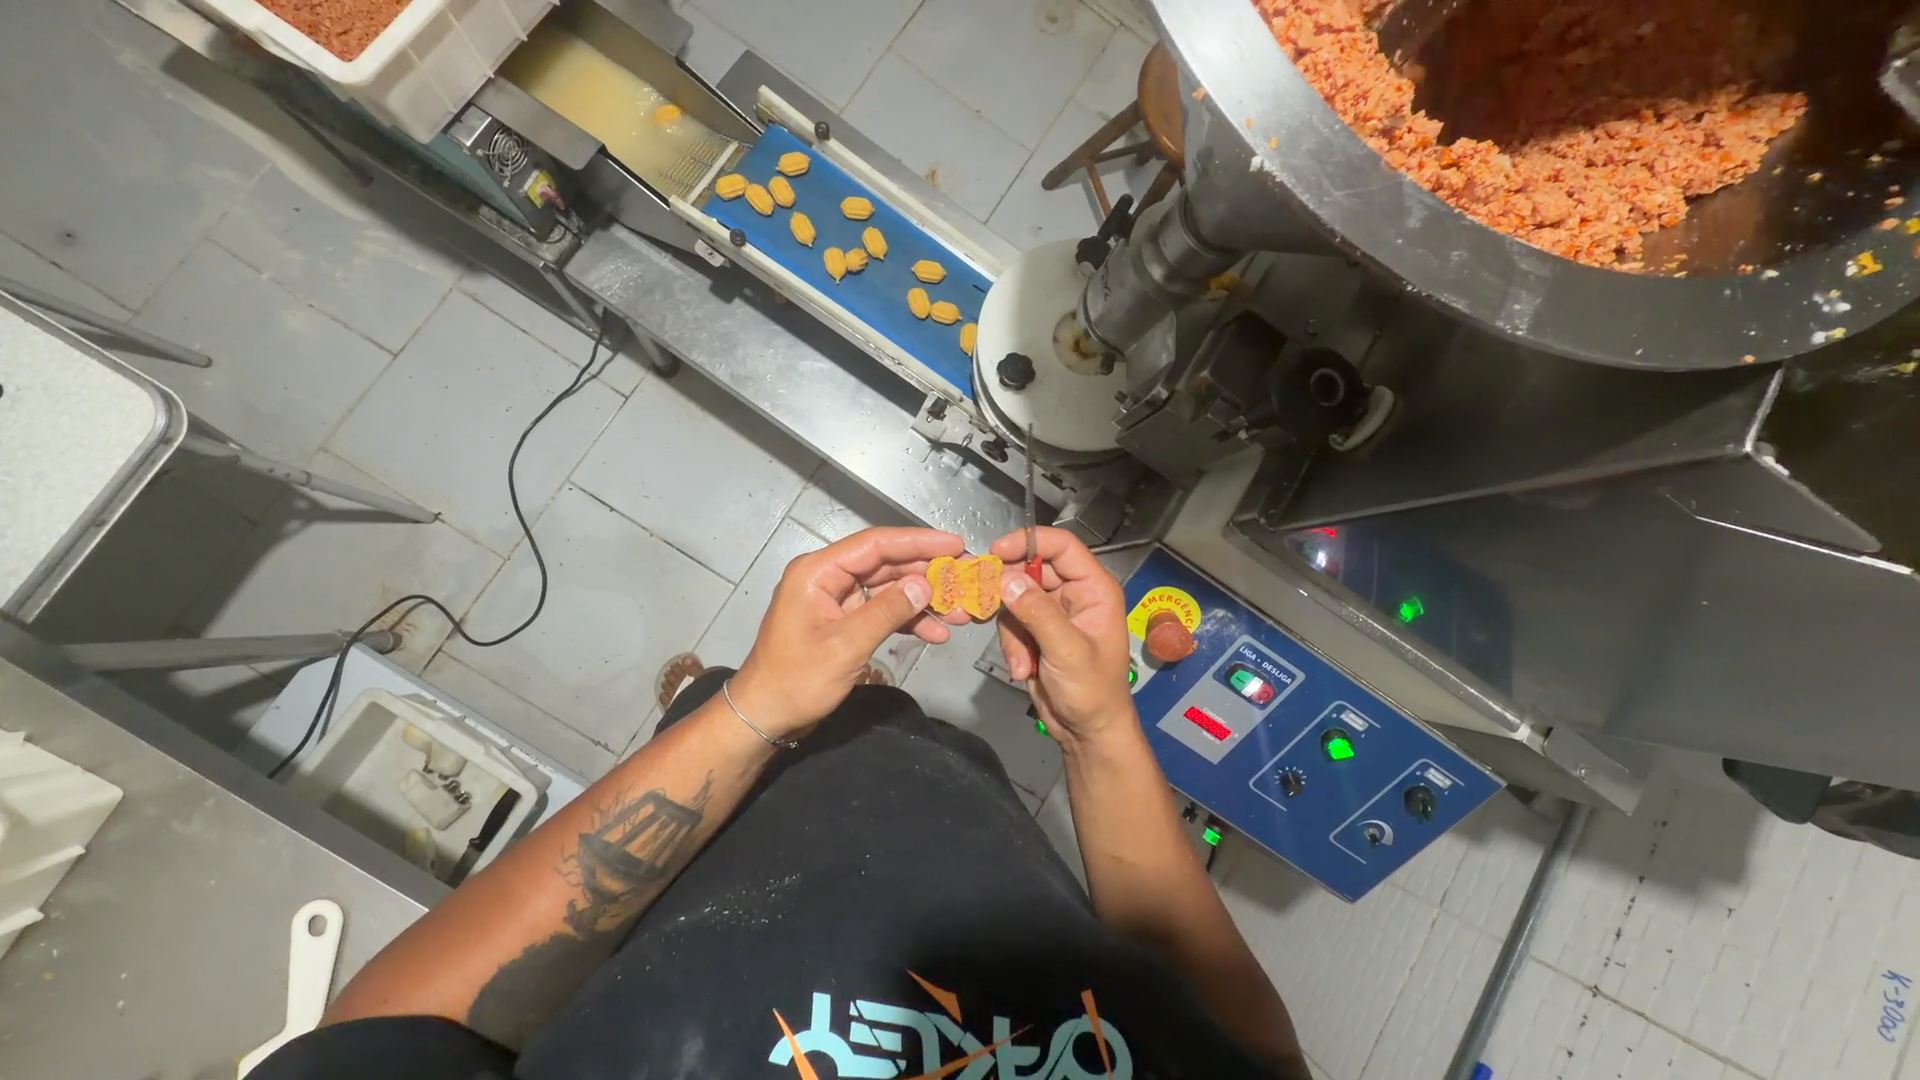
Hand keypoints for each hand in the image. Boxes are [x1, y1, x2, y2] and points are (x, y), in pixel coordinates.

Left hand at [731, 527, 966, 737]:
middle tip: (967, 577)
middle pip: (887, 564)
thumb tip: (924, 585)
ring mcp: (836, 600)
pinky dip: (908, 621)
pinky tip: (936, 633)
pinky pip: (883, 612)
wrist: (763, 717)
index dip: (918, 542)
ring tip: (960, 612)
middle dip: (928, 573)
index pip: (876, 545)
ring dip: (923, 600)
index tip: (957, 544)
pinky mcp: (844, 622)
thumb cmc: (795, 681)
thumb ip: (887, 612)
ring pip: (889, 589)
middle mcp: (828, 578)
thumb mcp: (845, 647)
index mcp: (818, 572)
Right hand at [989, 527, 1135, 746]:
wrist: (1088, 731)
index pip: (1062, 546)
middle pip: (1031, 570)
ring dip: (1012, 632)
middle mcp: (1074, 594)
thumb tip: (1007, 580)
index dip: (1029, 542)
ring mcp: (1054, 613)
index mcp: (1094, 589)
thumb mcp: (1067, 651)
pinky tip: (1023, 669)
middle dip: (1012, 595)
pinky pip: (1011, 622)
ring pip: (1015, 599)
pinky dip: (1011, 646)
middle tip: (991, 607)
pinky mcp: (1036, 632)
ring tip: (1023, 661)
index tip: (997, 552)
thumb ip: (1038, 613)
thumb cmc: (1093, 691)